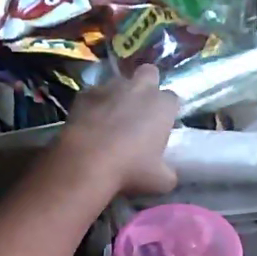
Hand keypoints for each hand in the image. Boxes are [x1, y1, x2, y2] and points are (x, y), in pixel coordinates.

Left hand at [53, 64, 178, 195]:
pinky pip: (92, 94)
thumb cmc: (130, 170)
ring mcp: (110, 88)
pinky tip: (89, 122)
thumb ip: (169, 173)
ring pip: (118, 82)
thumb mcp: (160, 181)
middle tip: (139, 110)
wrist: (87, 163)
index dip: (166, 112)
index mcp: (163, 106)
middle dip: (147, 86)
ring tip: (110, 118)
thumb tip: (168, 174)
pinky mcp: (84, 94)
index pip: (172, 99)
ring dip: (118, 95)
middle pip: (149, 73)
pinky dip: (93, 105)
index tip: (159, 127)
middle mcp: (139, 89)